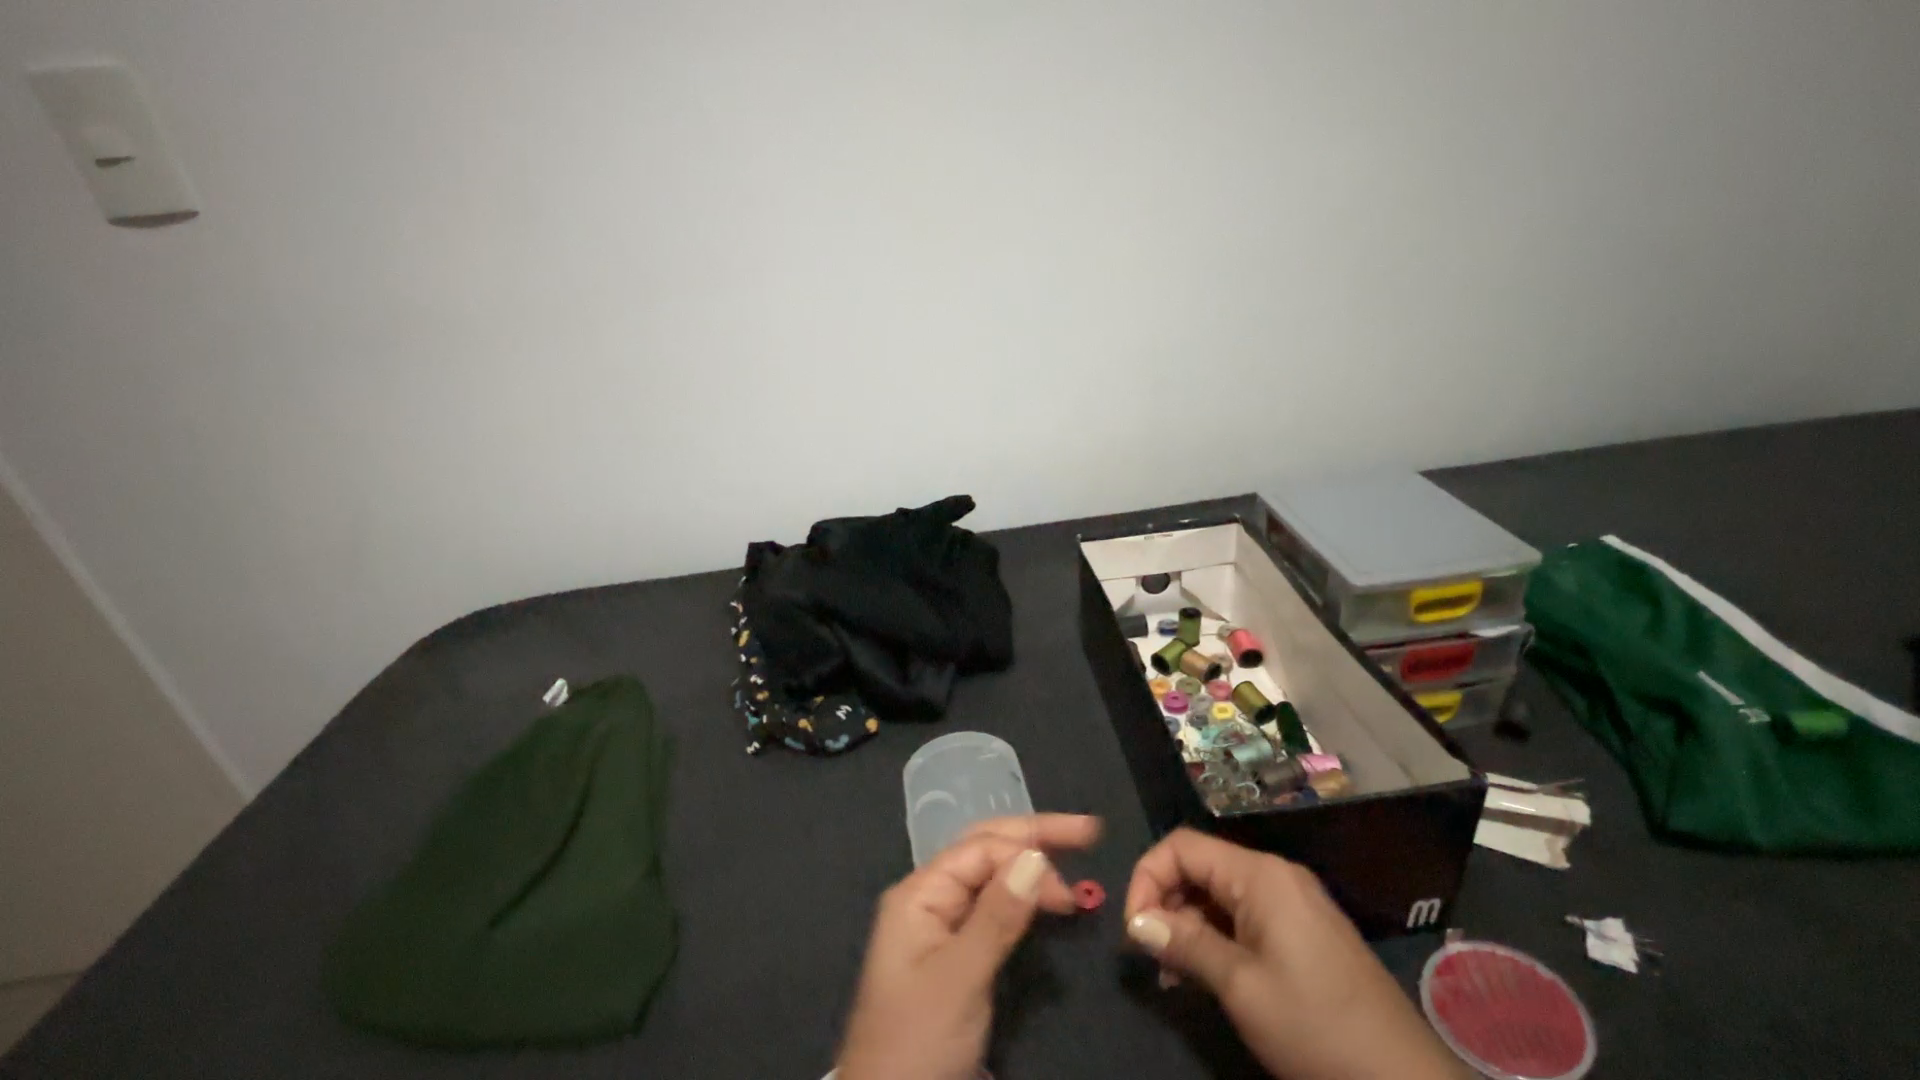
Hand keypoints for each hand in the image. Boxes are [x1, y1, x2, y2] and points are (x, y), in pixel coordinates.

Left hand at [836, 814, 1101, 1079]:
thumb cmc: (917, 1039)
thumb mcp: (960, 978)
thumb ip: (997, 917)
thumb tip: (1036, 857)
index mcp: (919, 893)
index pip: (980, 848)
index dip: (1029, 855)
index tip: (1071, 893)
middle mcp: (929, 898)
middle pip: (985, 849)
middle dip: (1034, 835)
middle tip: (1088, 831)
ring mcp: (940, 924)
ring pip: (989, 875)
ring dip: (1029, 862)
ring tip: (1075, 855)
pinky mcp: (954, 951)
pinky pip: (991, 907)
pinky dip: (1021, 895)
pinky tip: (1044, 894)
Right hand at [1124, 829, 1465, 1079]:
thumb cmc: (1315, 1026)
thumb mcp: (1240, 986)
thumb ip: (1185, 944)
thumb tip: (1137, 922)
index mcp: (1261, 876)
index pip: (1181, 846)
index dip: (1147, 879)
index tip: (1135, 932)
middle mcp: (1276, 877)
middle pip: (1199, 867)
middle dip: (1165, 904)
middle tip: (1151, 959)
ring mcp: (1293, 905)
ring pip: (1218, 895)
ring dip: (1187, 926)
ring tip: (1174, 975)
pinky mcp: (1303, 933)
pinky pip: (1244, 917)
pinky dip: (1215, 938)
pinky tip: (1206, 976)